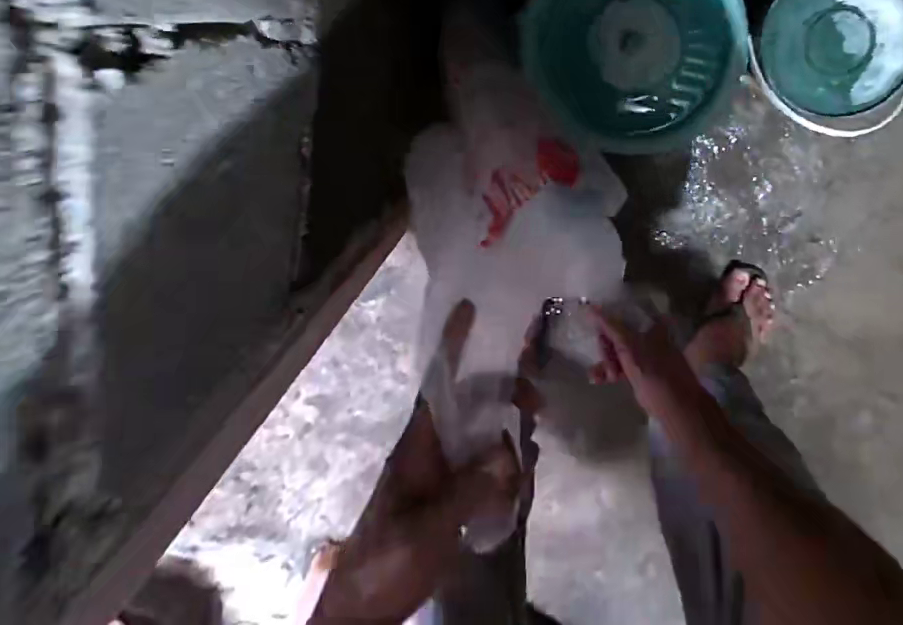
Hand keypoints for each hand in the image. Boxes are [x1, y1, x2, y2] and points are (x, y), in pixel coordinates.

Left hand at [308, 301, 525, 624]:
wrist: (364, 605)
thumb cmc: (387, 557)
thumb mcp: (428, 526)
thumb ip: (469, 489)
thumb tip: (507, 454)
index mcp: (420, 439)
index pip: (437, 379)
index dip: (452, 342)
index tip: (469, 308)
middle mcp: (434, 444)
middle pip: (474, 401)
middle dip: (506, 396)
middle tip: (538, 406)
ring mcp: (443, 469)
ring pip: (485, 435)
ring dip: (509, 445)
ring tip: (524, 472)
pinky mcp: (451, 494)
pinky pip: (487, 468)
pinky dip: (505, 473)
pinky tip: (514, 495)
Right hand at [587, 303, 712, 428]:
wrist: (675, 406)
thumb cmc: (653, 370)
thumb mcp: (628, 345)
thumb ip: (609, 326)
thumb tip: (590, 307)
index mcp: (648, 325)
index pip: (620, 317)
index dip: (607, 328)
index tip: (601, 340)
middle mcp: (646, 337)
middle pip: (616, 336)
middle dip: (606, 351)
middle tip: (609, 365)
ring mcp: (644, 356)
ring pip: (617, 353)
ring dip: (605, 363)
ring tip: (600, 377)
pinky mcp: (640, 373)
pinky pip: (620, 367)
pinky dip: (609, 372)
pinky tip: (598, 379)